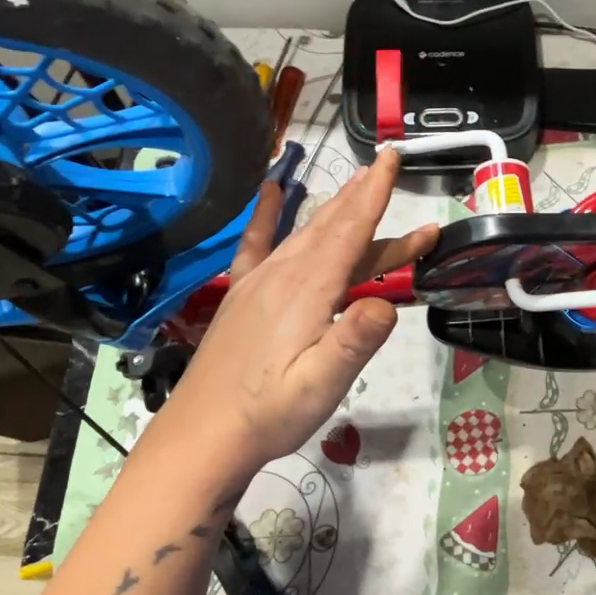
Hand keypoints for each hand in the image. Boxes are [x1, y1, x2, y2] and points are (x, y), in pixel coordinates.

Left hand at [158, 151, 438, 465]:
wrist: (202, 436)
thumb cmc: (270, 413)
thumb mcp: (322, 385)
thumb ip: (354, 341)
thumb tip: (388, 303)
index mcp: (308, 290)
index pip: (350, 231)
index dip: (375, 194)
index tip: (392, 158)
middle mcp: (283, 275)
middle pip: (333, 227)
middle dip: (364, 195)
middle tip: (388, 166)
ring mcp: (259, 282)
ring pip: (305, 233)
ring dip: (336, 206)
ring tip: (357, 182)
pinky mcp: (242, 296)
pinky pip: (257, 243)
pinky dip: (266, 215)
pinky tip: (270, 192)